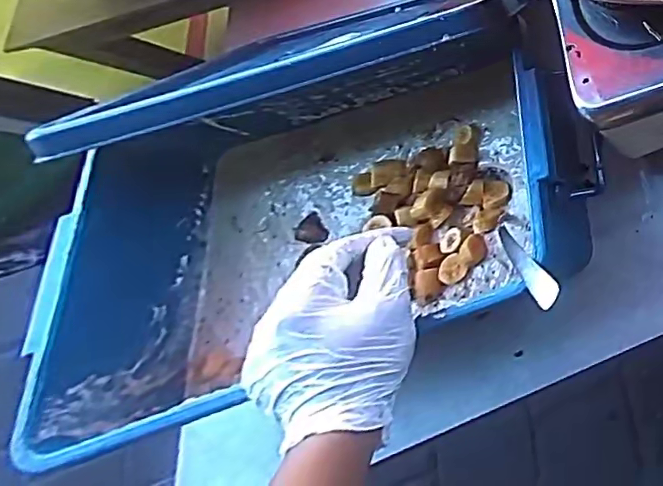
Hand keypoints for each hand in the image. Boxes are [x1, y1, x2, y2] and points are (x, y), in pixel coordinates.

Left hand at [242, 228, 414, 454]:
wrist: (339, 424)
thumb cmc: (367, 363)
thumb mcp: (388, 305)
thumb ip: (385, 266)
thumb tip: (383, 245)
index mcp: (299, 304)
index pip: (333, 253)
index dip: (369, 240)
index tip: (398, 238)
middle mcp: (271, 322)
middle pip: (315, 276)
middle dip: (354, 263)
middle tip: (387, 260)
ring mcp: (264, 347)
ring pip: (305, 300)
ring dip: (338, 288)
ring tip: (369, 288)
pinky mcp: (266, 366)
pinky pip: (296, 324)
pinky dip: (323, 313)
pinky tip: (345, 320)